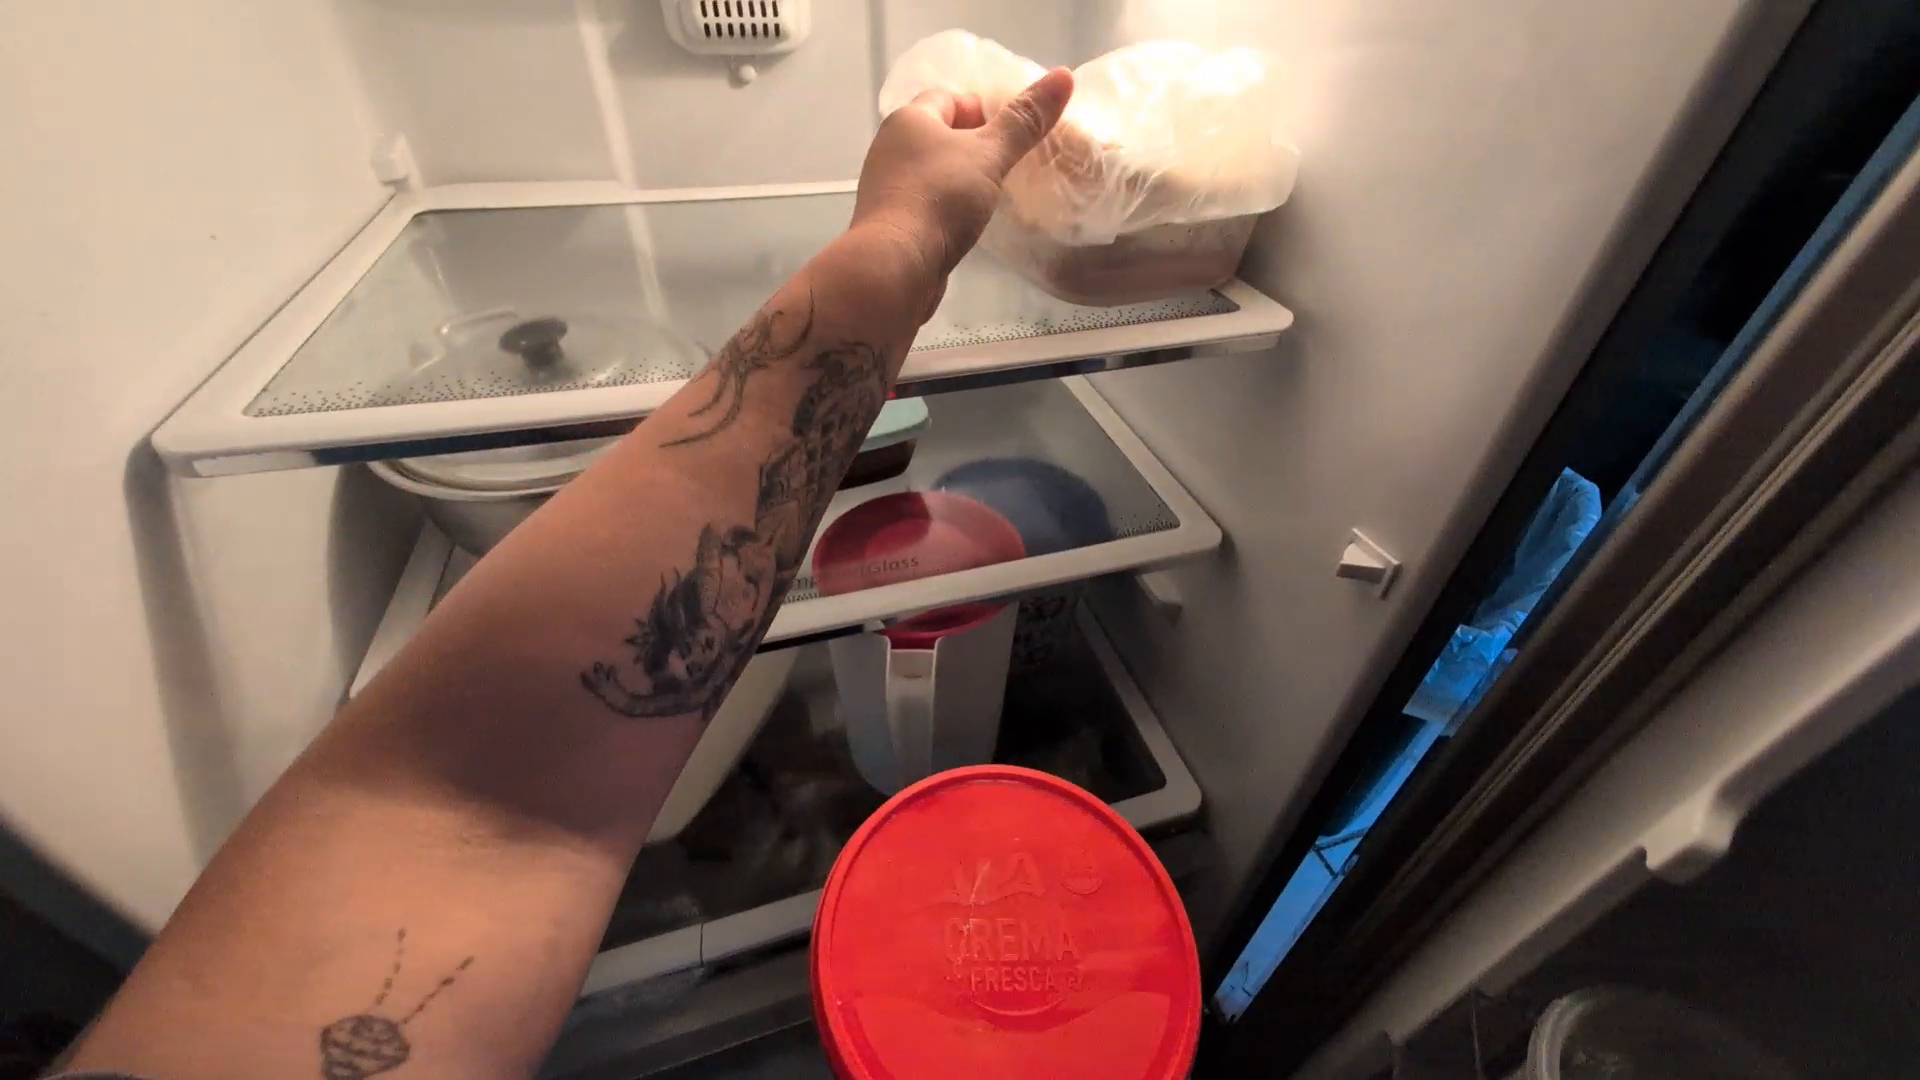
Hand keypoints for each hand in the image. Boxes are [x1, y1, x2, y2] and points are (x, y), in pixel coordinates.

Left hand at [851, 68, 1074, 302]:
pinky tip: (965, 226)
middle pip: (939, 137)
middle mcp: (890, 149)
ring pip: (931, 174)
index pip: (949, 98)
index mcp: (909, 119)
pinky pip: (925, 206)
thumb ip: (1024, 121)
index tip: (1010, 134)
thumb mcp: (989, 155)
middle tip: (1006, 166)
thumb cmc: (940, 199)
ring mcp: (887, 190)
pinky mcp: (891, 226)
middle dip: (972, 148)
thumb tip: (1063, 76)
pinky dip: (945, 211)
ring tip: (990, 198)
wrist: (896, 265)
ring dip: (959, 182)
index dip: (982, 109)